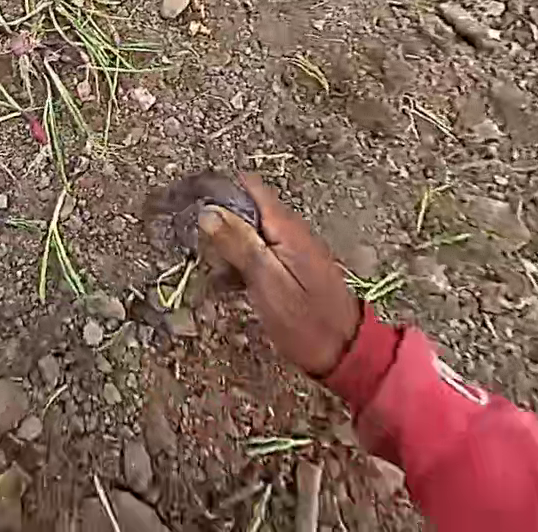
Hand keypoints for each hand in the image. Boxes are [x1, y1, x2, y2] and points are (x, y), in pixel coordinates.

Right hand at [198, 175, 361, 376]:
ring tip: (214, 273)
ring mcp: (293, 245)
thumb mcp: (266, 283)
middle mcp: (290, 227)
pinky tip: (230, 285)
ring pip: (251, 230)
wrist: (347, 352)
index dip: (218, 189)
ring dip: (229, 245)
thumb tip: (209, 212)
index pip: (247, 185)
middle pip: (247, 207)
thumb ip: (239, 244)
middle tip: (199, 247)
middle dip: (220, 220)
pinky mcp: (293, 264)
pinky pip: (261, 251)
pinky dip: (243, 262)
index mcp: (284, 225)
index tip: (191, 202)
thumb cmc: (306, 321)